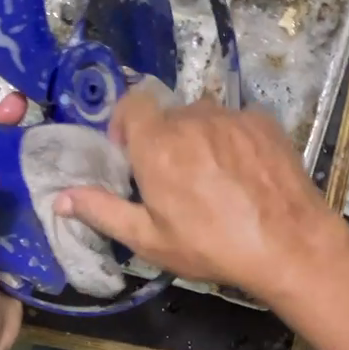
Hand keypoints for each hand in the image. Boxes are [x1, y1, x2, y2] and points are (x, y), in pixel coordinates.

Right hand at [54, 87, 348, 300]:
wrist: (288, 244)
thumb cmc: (210, 246)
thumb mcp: (149, 239)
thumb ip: (102, 211)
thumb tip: (60, 198)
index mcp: (156, 145)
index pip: (132, 103)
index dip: (127, 123)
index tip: (131, 155)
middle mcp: (191, 119)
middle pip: (168, 115)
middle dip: (163, 139)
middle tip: (173, 178)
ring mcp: (231, 117)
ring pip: (202, 117)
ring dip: (198, 138)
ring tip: (211, 177)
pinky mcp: (264, 122)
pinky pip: (235, 121)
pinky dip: (231, 139)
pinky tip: (242, 173)